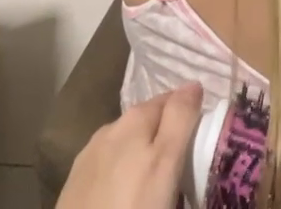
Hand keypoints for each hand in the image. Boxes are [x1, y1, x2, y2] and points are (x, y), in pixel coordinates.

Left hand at [58, 83, 204, 208]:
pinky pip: (110, 161)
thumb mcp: (165, 162)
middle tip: (184, 156)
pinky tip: (126, 185)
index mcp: (135, 117)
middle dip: (166, 130)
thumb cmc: (133, 205)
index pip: (172, 99)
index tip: (202, 132)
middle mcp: (111, 126)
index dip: (189, 112)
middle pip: (147, 119)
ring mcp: (91, 152)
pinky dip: (123, 165)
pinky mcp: (78, 178)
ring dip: (143, 147)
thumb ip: (179, 120)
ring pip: (127, 140)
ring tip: (156, 172)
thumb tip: (193, 83)